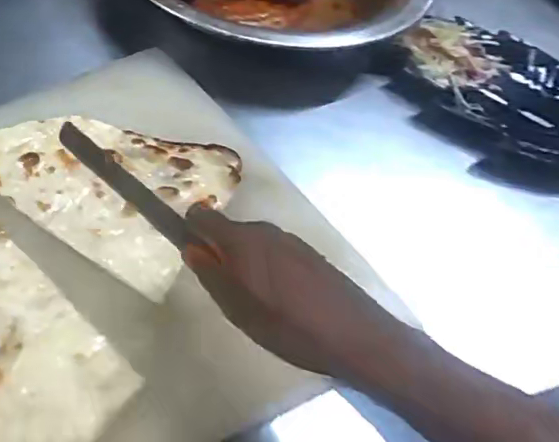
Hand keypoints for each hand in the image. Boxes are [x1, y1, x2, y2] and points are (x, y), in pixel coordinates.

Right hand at [184, 206, 416, 380]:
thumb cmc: (291, 325)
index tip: (199, 257)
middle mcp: (263, 230)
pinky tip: (292, 303)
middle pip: (229, 231)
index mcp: (238, 238)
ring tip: (265, 300)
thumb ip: (209, 274)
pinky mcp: (315, 257)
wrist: (367, 342)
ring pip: (256, 244)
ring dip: (252, 262)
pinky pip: (280, 254)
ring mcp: (292, 242)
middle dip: (224, 252)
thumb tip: (192, 249)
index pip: (200, 215)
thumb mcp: (237, 307)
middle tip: (233, 288)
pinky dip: (276, 270)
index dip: (191, 231)